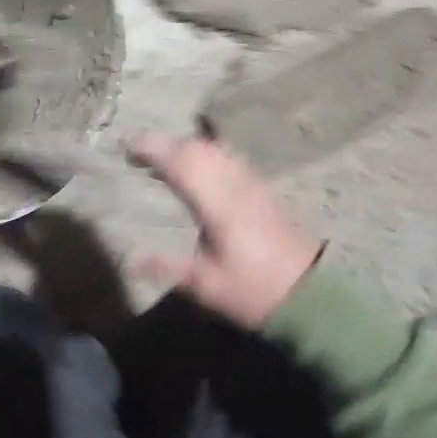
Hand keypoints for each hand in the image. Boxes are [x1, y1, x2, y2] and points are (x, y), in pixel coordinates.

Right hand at [130, 133, 322, 327]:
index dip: (152, 148)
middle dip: (166, 142)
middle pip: (198, 148)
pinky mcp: (263, 191)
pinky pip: (231, 158)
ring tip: (163, 155)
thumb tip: (129, 259)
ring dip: (187, 145)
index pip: (181, 162)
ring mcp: (253, 185)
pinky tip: (200, 166)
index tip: (127, 145)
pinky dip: (208, 153)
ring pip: (216, 149)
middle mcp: (236, 185)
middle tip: (138, 149)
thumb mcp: (205, 286)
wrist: (309, 295)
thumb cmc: (254, 291)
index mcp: (218, 204)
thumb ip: (166, 268)